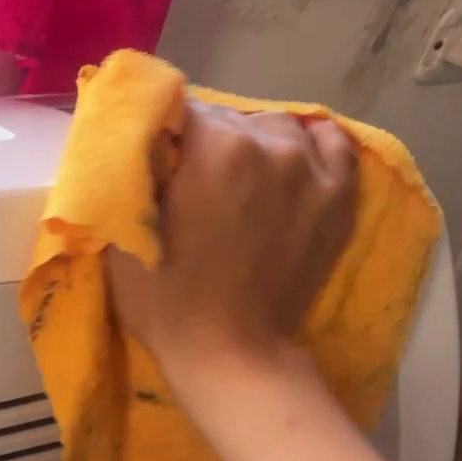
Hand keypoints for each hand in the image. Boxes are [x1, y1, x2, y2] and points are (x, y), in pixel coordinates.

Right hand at [106, 102, 355, 380]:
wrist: (230, 352)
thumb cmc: (165, 300)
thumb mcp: (123, 237)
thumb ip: (132, 180)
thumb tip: (140, 145)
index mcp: (214, 147)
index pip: (180, 108)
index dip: (159, 131)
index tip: (150, 160)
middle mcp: (269, 143)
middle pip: (227, 118)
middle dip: (202, 142)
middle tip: (186, 181)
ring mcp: (312, 168)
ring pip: (275, 128)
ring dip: (250, 145)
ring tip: (234, 179)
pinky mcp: (338, 196)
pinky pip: (329, 144)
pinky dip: (306, 146)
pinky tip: (286, 162)